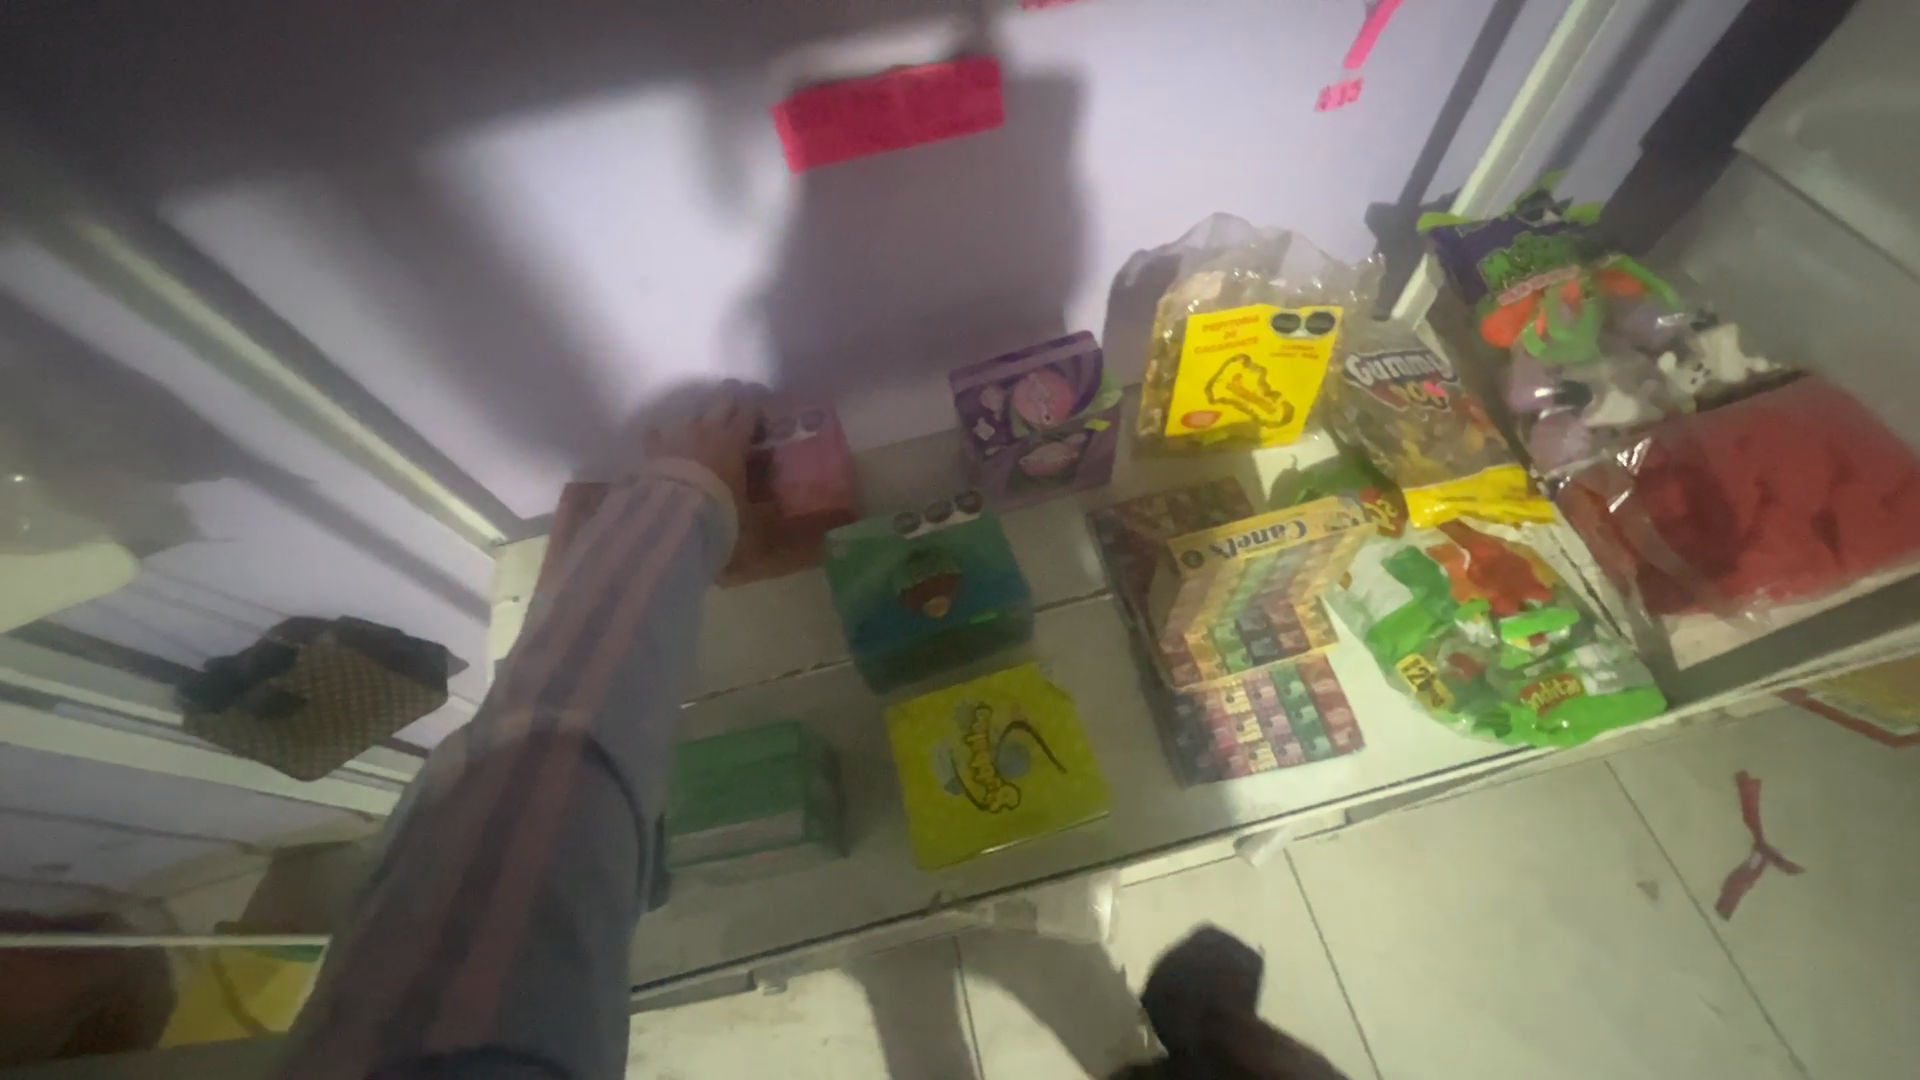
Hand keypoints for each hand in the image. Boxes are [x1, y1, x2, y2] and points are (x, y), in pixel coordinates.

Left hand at [640, 380, 763, 505]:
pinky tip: (658, 437)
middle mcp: (709, 428)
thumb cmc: (720, 507)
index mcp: (735, 439)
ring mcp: (679, 434)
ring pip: (693, 415)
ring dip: (700, 422)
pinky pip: (656, 435)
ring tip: (703, 436)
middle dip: (732, 405)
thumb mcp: (751, 511)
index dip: (757, 413)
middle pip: (723, 401)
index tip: (761, 424)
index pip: (750, 411)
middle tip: (737, 417)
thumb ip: (764, 502)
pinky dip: (660, 436)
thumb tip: (776, 499)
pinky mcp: (656, 448)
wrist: (674, 514)